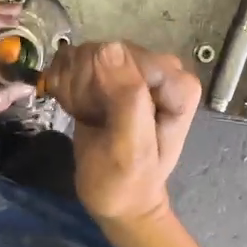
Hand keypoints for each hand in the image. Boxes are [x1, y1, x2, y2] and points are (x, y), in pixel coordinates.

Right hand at [45, 41, 200, 224]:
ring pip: (88, 54)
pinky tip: (77, 107)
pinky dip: (69, 83)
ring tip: (85, 114)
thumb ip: (127, 99)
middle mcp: (161, 69)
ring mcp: (136, 69)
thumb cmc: (125, 183)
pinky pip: (78, 60)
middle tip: (90, 119)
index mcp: (177, 84)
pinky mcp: (114, 72)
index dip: (103, 83)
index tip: (97, 116)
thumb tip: (109, 47)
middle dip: (87, 85)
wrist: (118, 199)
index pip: (126, 58)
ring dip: (75, 85)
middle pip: (106, 52)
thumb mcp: (129, 150)